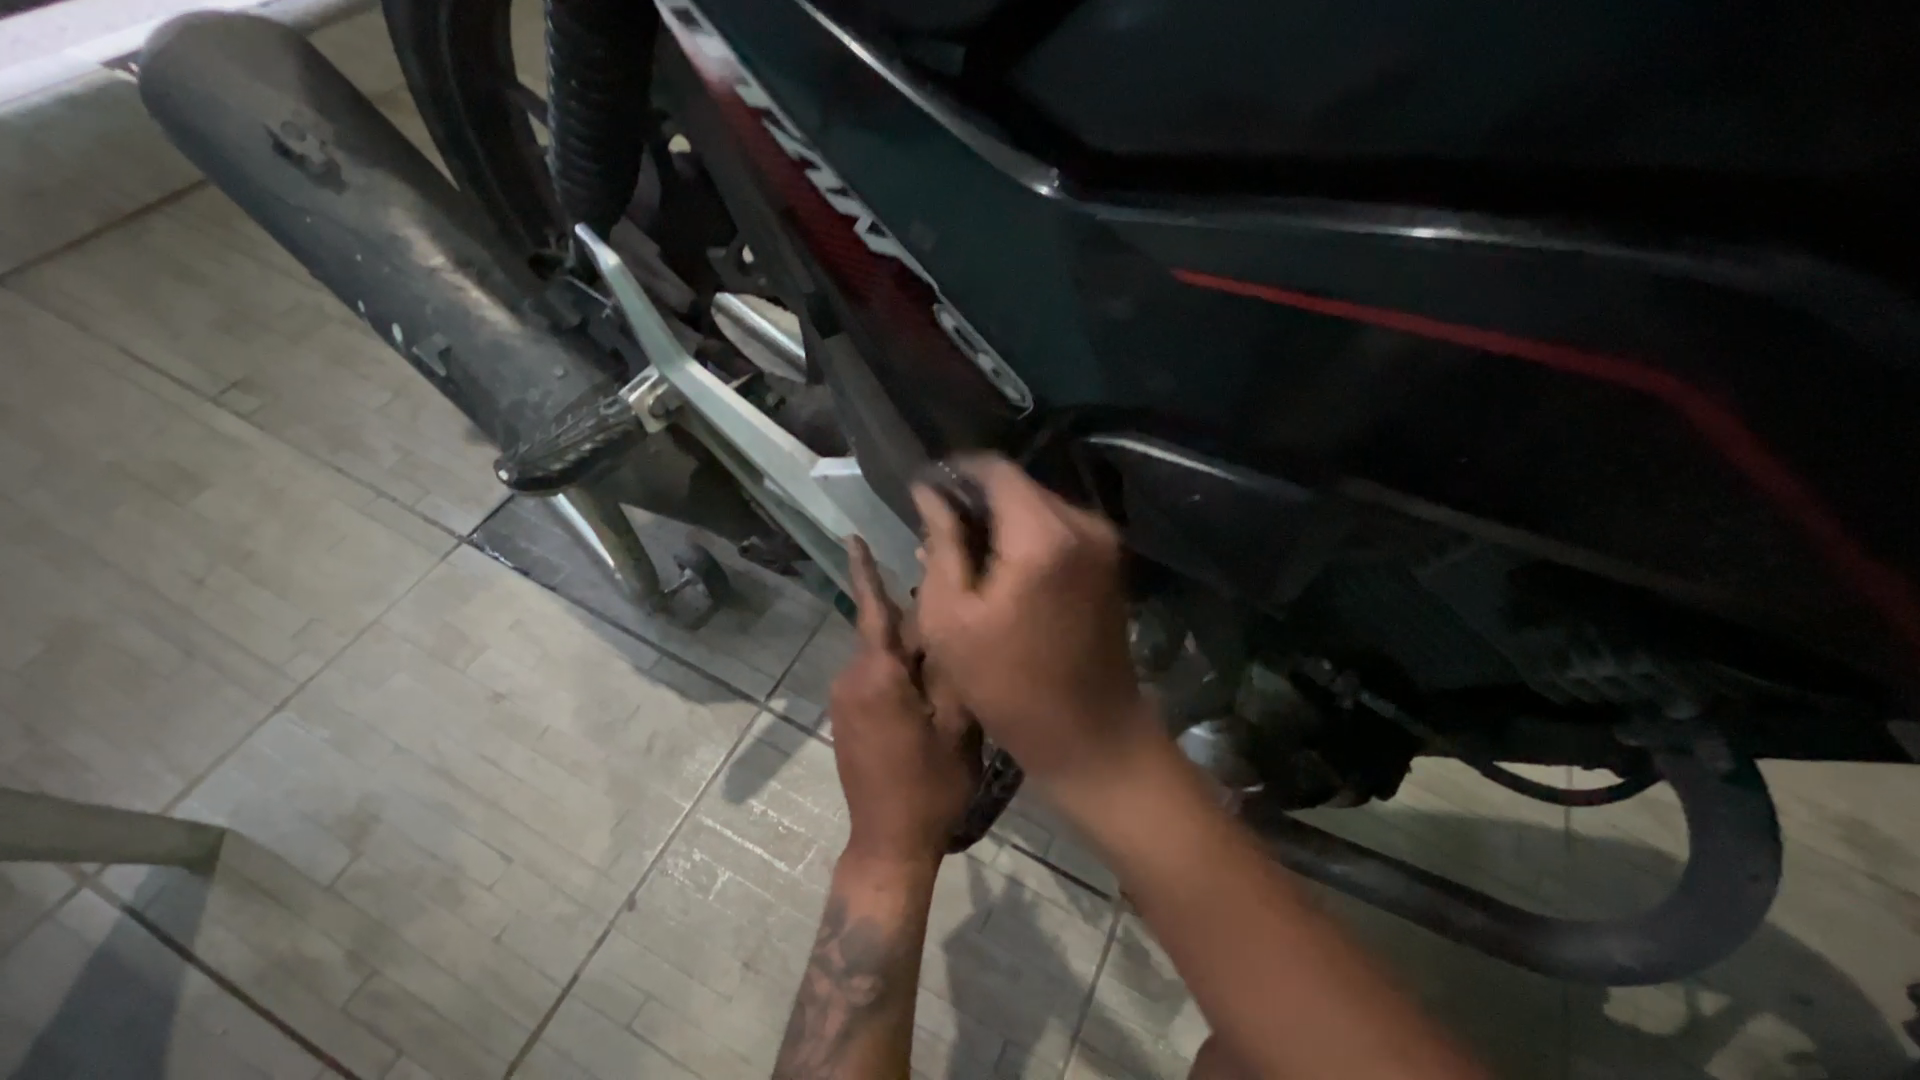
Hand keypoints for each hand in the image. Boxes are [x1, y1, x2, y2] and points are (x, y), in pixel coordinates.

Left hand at [830, 536, 980, 869]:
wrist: (888, 841)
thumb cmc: (930, 785)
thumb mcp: (957, 724)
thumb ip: (950, 666)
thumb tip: (949, 616)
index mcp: (877, 674)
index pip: (874, 609)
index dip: (867, 570)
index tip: (854, 536)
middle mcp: (851, 678)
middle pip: (885, 630)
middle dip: (914, 612)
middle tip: (950, 590)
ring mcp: (844, 699)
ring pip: (882, 654)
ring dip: (910, 643)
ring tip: (951, 633)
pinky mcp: (847, 717)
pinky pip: (874, 675)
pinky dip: (899, 666)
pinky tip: (929, 674)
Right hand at [912, 457, 1159, 786]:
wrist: (1092, 736)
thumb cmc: (1008, 686)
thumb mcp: (951, 619)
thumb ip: (942, 544)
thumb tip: (929, 492)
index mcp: (1042, 534)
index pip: (994, 469)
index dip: (954, 473)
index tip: (923, 491)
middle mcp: (1082, 523)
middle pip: (1019, 485)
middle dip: (976, 499)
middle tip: (937, 531)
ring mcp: (1103, 542)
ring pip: (1038, 506)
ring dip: (1000, 520)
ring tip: (963, 554)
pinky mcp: (1110, 562)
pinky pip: (1058, 530)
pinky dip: (1026, 538)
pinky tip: (999, 570)